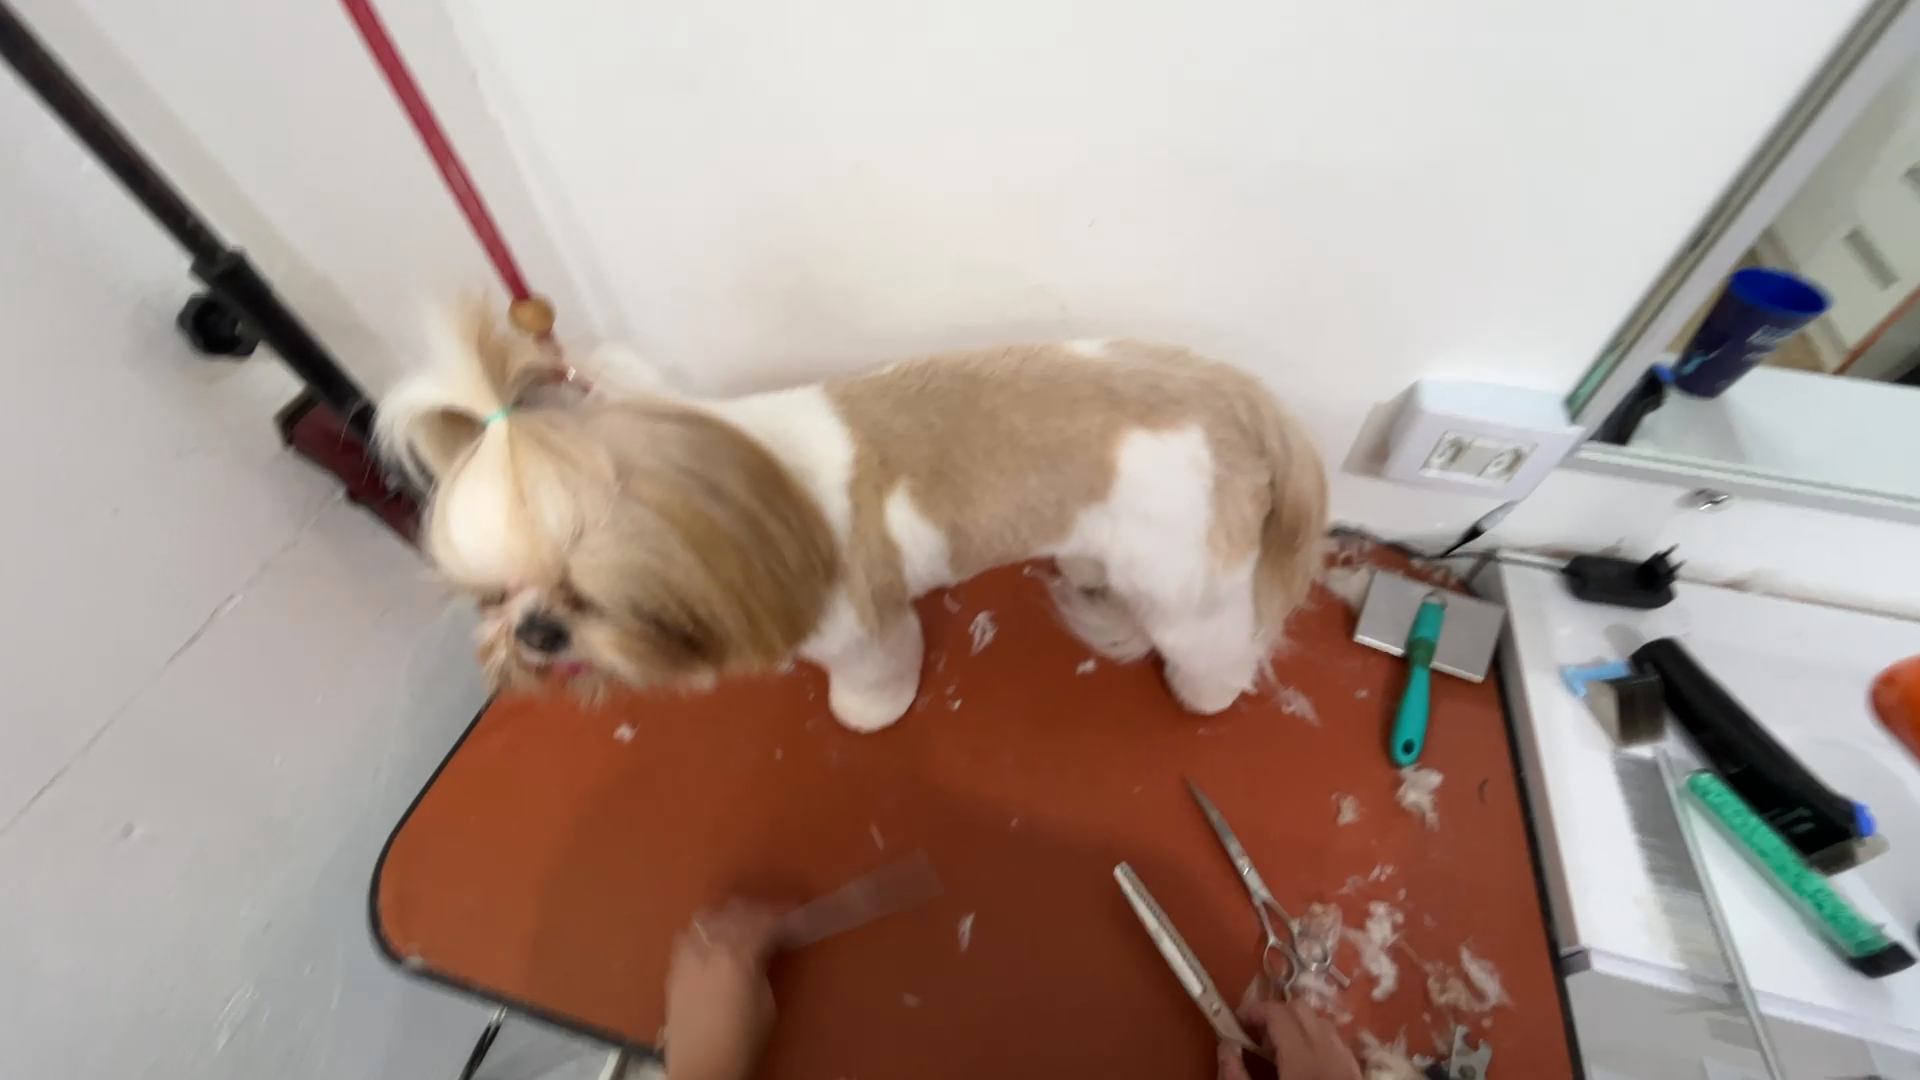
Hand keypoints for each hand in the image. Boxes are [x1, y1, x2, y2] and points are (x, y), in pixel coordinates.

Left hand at [664, 901, 785, 1079]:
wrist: (702, 1071)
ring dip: (729, 914)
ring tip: (742, 920)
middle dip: (759, 908)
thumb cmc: (742, 1042)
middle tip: (773, 916)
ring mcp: (689, 958)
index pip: (767, 919)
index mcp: (741, 957)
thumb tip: (767, 947)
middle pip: (738, 910)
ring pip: (710, 916)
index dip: (785, 911)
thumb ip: (764, 965)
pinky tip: (712, 934)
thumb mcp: (767, 1002)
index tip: (796, 908)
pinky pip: (687, 935)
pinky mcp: (674, 970)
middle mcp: (712, 950)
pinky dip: (703, 929)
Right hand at [1216, 998, 1362, 1079]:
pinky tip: (1307, 1068)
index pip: (1278, 1013)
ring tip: (1280, 1051)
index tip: (1236, 1022)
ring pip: (1325, 1026)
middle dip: (1275, 1014)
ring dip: (1299, 1027)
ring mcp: (1351, 1072)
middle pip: (1302, 1010)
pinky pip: (1340, 1049)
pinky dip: (1320, 1044)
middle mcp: (1332, 1059)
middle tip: (1256, 1036)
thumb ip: (1235, 1078)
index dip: (1253, 1010)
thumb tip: (1226, 1046)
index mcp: (1303, 1063)